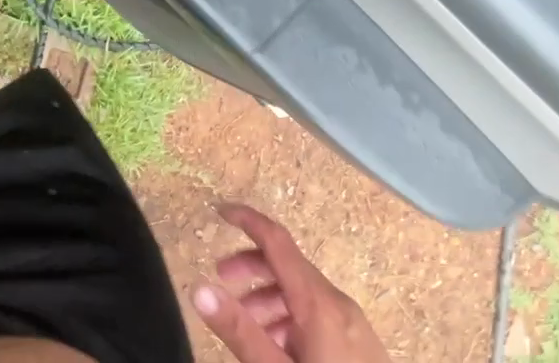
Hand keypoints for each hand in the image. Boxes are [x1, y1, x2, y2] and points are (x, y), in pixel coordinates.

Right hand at [192, 204, 391, 362]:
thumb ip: (237, 330)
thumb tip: (197, 287)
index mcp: (318, 303)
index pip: (277, 241)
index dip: (247, 220)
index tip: (218, 211)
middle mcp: (339, 304)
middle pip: (288, 265)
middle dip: (250, 266)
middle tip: (220, 280)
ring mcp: (354, 326)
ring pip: (303, 292)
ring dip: (267, 296)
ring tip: (245, 325)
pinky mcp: (361, 347)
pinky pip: (319, 315)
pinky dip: (289, 316)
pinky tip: (278, 347)